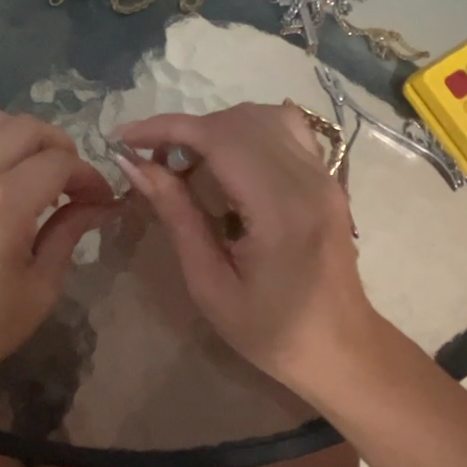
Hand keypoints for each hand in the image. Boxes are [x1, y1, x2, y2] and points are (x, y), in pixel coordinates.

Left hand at [0, 112, 115, 417]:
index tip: (102, 200)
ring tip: (43, 176)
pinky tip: (11, 184)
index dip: (89, 176)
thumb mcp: (40, 287)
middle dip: (62, 146)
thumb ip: (69, 233)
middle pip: (27, 127)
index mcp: (2, 204)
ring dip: (27, 139)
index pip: (59, 162)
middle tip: (76, 183)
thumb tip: (98, 204)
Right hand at [113, 101, 373, 386]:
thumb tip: (134, 165)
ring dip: (214, 128)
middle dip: (184, 129)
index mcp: (280, 209)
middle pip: (238, 120)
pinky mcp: (326, 179)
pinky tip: (224, 159)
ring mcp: (323, 175)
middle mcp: (307, 179)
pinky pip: (284, 129)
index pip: (219, 137)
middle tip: (151, 161)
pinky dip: (244, 130)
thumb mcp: (210, 284)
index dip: (166, 127)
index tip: (124, 137)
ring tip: (185, 161)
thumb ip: (176, 216)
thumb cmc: (270, 331)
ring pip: (261, 116)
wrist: (342, 350)